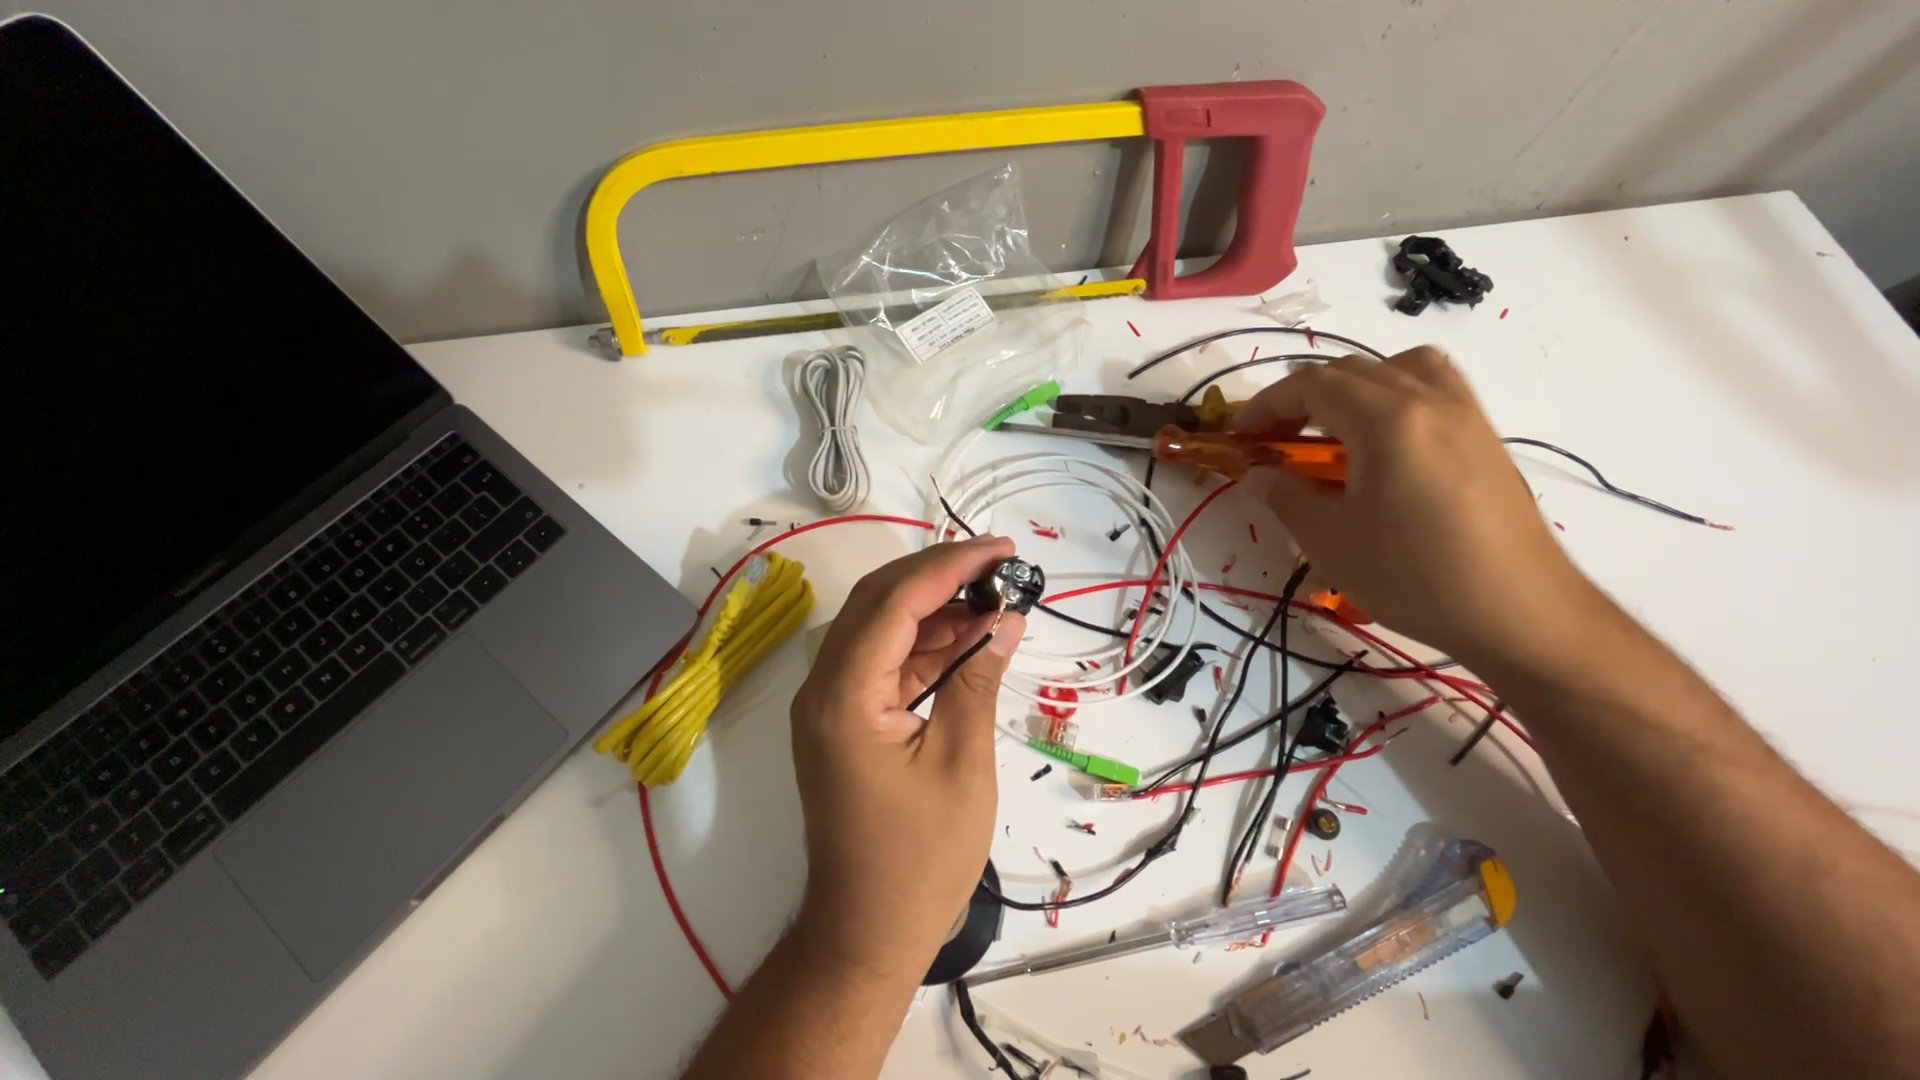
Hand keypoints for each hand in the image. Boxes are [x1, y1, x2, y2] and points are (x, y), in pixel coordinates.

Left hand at [788, 536, 1023, 982]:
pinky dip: (926, 647)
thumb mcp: (962, 765)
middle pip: (879, 604)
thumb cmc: (919, 860)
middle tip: (1001, 566)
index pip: (894, 602)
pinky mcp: (846, 723)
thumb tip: (1003, 622)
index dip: (949, 566)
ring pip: (881, 630)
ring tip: (997, 600)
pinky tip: (970, 638)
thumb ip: (977, 681)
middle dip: (940, 576)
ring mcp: (832, 706)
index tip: (1001, 550)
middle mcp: (825, 689)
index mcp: (844, 696)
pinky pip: (885, 665)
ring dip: (936, 610)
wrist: (867, 932)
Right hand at [1232, 347, 1598, 665]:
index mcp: (1386, 419)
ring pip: (1400, 368)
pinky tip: (1386, 444)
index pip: (1312, 385)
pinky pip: (1434, 388)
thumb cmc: (1414, 577)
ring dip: (1355, 386)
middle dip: (1303, 398)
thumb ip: (1287, 498)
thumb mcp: (1332, 542)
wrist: (1519, 613)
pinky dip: (1397, 395)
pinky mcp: (1485, 438)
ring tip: (1334, 429)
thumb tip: (1258, 475)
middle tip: (1276, 439)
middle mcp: (1429, 400)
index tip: (1241, 436)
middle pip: (1353, 371)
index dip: (1267, 405)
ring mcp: (1465, 414)